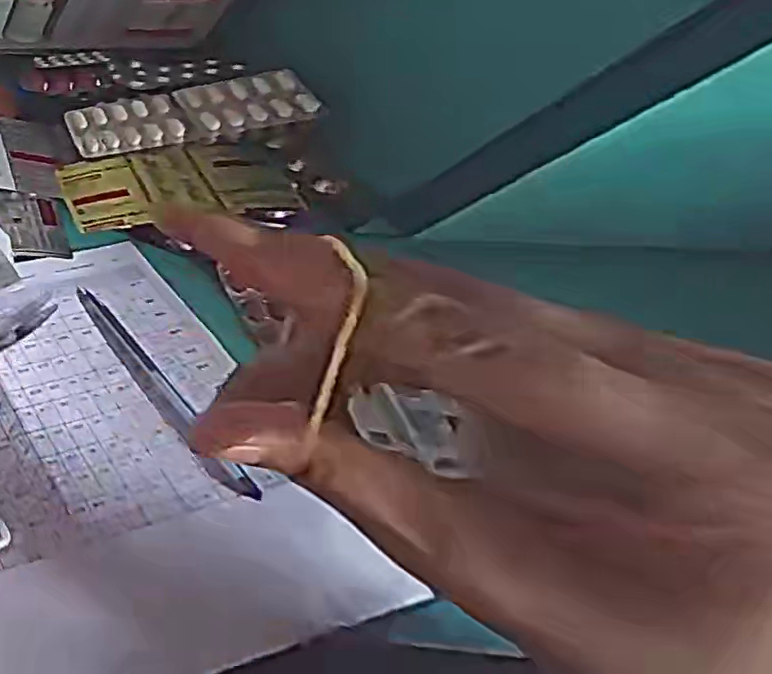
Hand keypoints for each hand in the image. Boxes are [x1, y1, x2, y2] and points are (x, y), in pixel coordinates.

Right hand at [161, 208, 771, 673]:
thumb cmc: (662, 623)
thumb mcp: (509, 583)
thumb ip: (360, 487)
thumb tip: (222, 426)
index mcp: (640, 426)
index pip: (432, 322)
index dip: (300, 273)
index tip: (194, 232)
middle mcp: (629, 349)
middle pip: (408, 295)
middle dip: (295, 323)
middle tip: (241, 395)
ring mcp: (622, 330)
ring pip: (423, 290)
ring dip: (326, 325)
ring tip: (286, 387)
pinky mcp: (603, 329)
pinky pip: (452, 301)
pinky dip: (372, 325)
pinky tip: (352, 365)